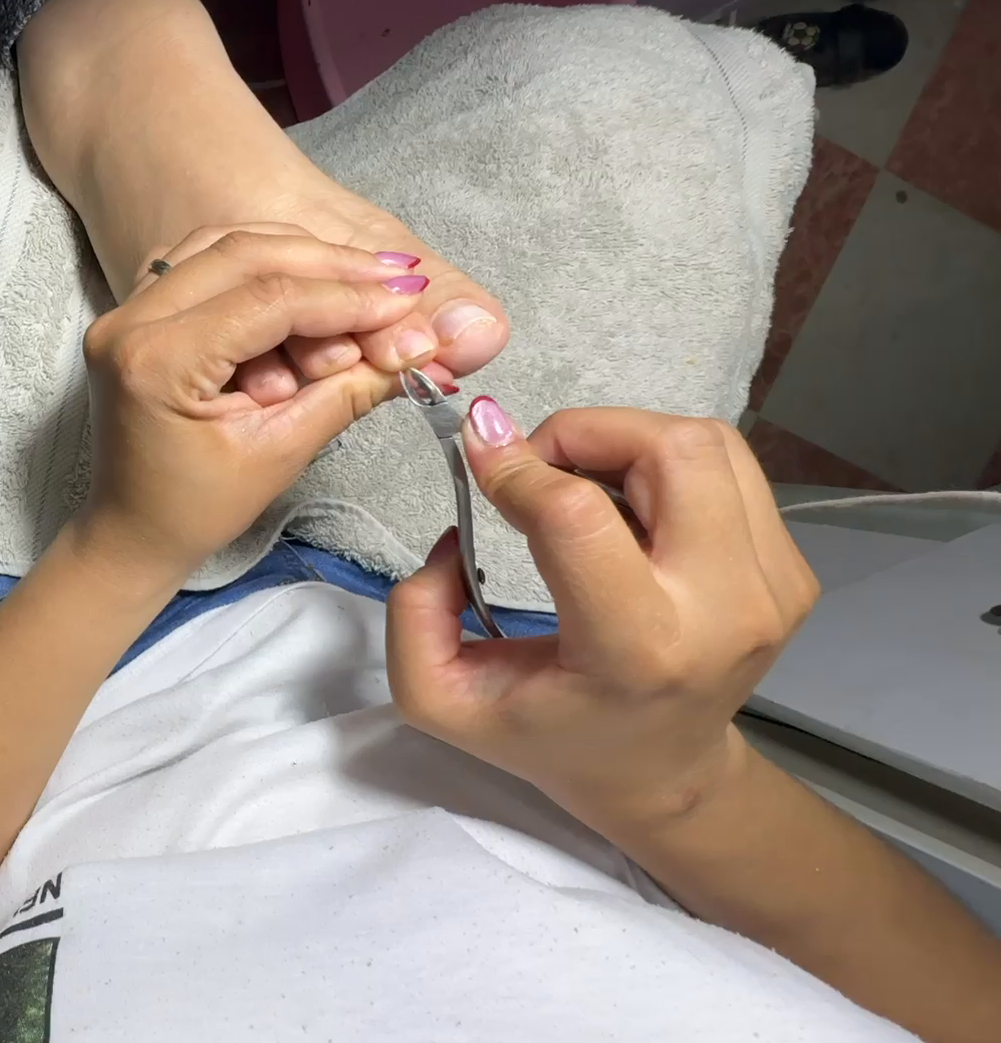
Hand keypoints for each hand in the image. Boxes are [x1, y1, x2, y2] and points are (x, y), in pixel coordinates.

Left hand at [76, 230, 425, 577]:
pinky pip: (198, 267)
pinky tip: (300, 293)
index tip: (406, 303)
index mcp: (156, 362)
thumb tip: (418, 344)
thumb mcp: (279, 452)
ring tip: (355, 288)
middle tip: (393, 283)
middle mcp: (126, 324)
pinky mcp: (130, 317)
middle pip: (243, 254)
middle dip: (327, 266)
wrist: (131, 532)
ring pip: (220, 248)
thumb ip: (348, 390)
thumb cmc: (195, 508)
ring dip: (292, 261)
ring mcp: (121, 315)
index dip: (346, 298)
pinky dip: (254, 273)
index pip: (268, 300)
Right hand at [385, 404, 821, 825]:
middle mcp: (723, 608)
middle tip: (529, 466)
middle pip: (671, 453)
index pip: (577, 516)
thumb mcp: (433, 694)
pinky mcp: (789, 569)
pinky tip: (614, 502)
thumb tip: (459, 526)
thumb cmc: (538, 735)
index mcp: (633, 649)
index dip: (515, 467)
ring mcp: (772, 585)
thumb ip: (415, 609)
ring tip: (569, 480)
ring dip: (619, 439)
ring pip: (706, 445)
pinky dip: (652, 461)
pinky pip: (722, 468)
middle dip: (580, 432)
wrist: (657, 773)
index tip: (473, 448)